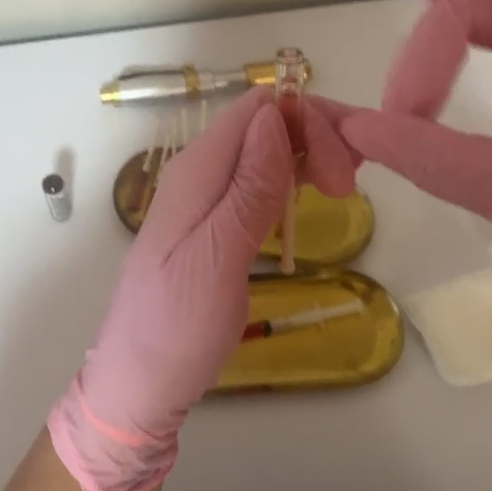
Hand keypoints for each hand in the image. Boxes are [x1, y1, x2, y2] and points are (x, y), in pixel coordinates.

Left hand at [48, 89, 356, 490]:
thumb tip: (274, 117)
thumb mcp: (219, 257)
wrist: (140, 381)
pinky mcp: (215, 222)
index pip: (259, 109)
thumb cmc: (177, 327)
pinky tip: (314, 200)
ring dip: (309, 156)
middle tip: (351, 186)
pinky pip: (257, 181)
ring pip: (264, 150)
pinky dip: (292, 181)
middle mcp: (199, 172)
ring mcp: (205, 197)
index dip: (308, 119)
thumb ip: (248, 188)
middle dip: (315, 136)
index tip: (346, 165)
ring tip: (345, 189)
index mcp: (197, 171)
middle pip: (264, 124)